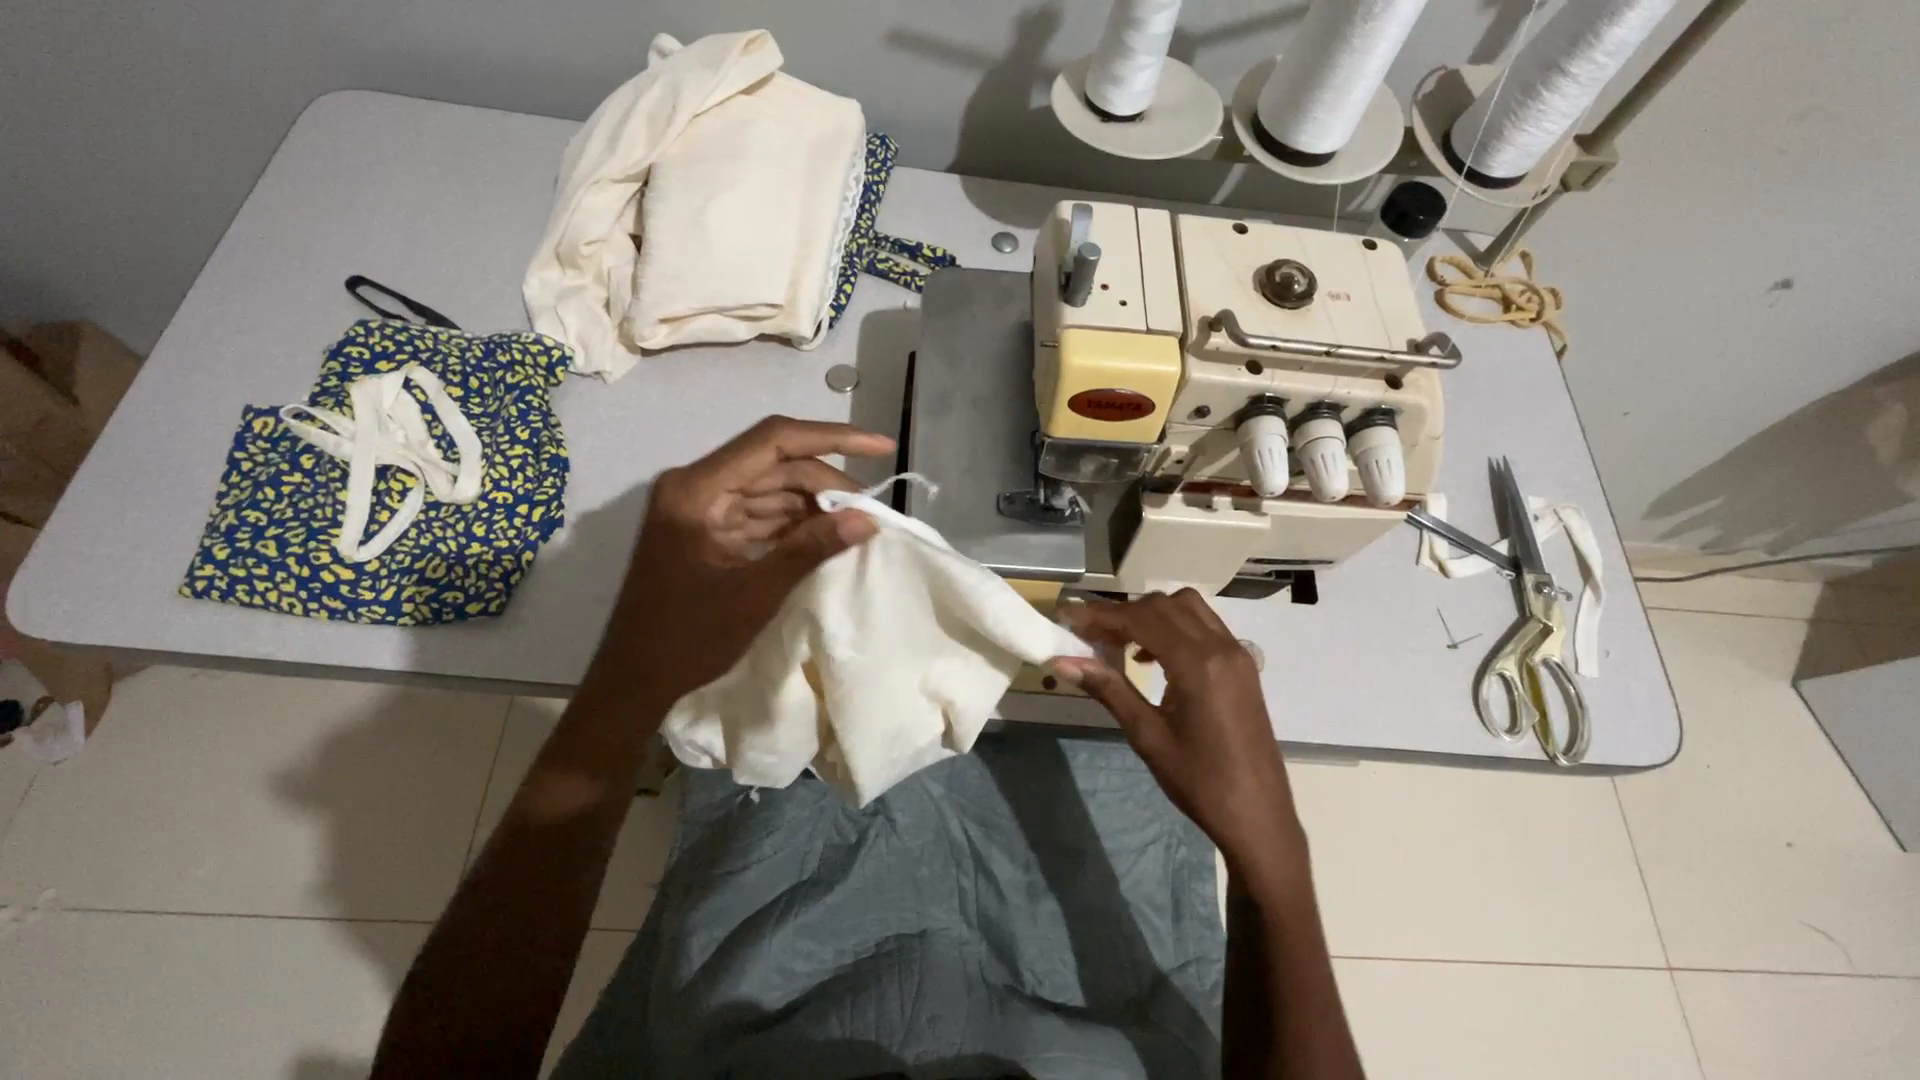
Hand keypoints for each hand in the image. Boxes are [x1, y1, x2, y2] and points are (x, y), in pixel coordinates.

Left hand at [594, 416, 894, 713]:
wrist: (634, 680)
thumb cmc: (687, 639)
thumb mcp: (756, 593)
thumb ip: (810, 549)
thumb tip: (867, 519)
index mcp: (696, 489)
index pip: (773, 441)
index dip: (832, 438)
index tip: (881, 447)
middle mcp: (695, 486)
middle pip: (773, 462)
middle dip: (826, 479)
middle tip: (870, 507)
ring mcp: (698, 508)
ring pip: (769, 487)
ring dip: (813, 502)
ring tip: (856, 521)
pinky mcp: (705, 529)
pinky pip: (758, 512)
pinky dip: (792, 522)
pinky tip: (826, 534)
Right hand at [1051, 590, 1303, 876]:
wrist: (1258, 816)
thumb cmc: (1199, 782)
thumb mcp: (1147, 735)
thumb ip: (1108, 689)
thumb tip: (1061, 661)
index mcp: (1197, 664)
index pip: (1141, 619)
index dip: (1100, 614)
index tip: (1066, 616)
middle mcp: (1221, 647)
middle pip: (1163, 606)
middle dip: (1122, 612)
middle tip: (1088, 634)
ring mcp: (1237, 654)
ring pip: (1187, 608)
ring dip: (1150, 615)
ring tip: (1119, 643)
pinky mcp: (1243, 666)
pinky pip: (1205, 627)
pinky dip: (1175, 627)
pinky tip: (1153, 659)